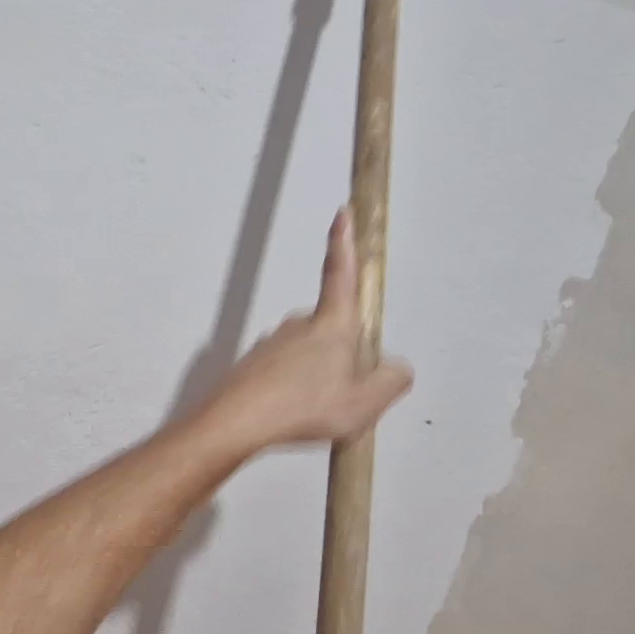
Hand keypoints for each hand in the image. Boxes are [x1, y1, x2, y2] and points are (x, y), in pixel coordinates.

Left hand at [194, 208, 412, 453]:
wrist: (237, 420)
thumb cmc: (306, 406)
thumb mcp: (366, 402)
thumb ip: (391, 380)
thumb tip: (397, 367)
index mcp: (331, 325)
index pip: (341, 275)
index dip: (344, 244)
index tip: (342, 213)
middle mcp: (297, 325)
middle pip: (329, 330)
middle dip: (341, 356)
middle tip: (343, 396)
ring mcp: (271, 343)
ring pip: (306, 356)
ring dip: (315, 378)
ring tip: (313, 413)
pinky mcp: (252, 364)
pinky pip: (283, 375)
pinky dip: (291, 392)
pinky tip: (290, 417)